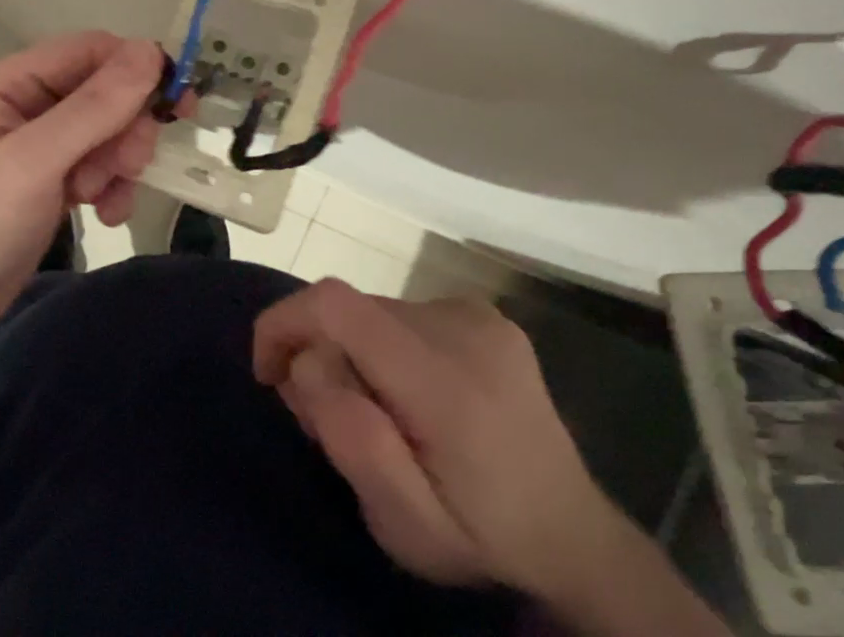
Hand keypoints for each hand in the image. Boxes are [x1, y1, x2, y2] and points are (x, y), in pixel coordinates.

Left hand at [0, 32, 185, 309]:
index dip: (135, 69)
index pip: (86, 51)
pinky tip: (104, 215)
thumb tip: (149, 51)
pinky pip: (97, 169)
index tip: (179, 102)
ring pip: (106, 134)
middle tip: (128, 167)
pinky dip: (110, 189)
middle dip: (124, 130)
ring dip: (118, 165)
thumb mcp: (35, 161)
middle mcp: (22, 106)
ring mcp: (36, 148)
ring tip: (100, 199)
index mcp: (6, 84)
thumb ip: (93, 107)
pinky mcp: (48, 183)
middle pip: (102, 93)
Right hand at [253, 280, 627, 594]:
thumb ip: (352, 439)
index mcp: (445, 380)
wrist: (573, 539)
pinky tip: (406, 396)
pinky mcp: (483, 317)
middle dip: (317, 358)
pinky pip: (396, 314)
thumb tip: (310, 364)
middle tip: (333, 425)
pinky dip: (378, 347)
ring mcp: (480, 317)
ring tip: (378, 418)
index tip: (270, 377)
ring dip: (349, 356)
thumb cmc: (479, 538)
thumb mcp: (404, 524)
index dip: (282, 325)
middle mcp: (464, 329)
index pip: (335, 305)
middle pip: (346, 312)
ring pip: (368, 312)